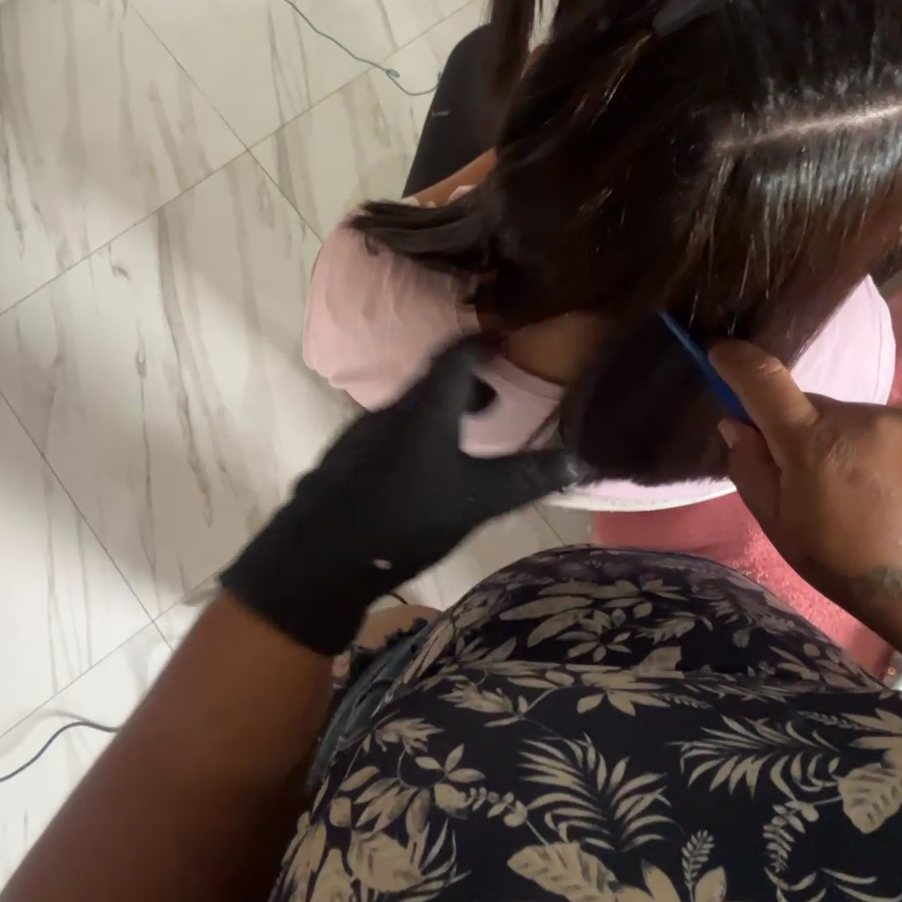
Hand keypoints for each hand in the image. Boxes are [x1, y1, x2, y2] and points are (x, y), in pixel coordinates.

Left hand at [222, 337, 586, 653]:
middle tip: (495, 401)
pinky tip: (420, 477)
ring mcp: (359, 437)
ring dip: (440, 416)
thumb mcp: (477, 500)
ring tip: (465, 442)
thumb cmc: (405, 518)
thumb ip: (527, 477)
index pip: (457, 353)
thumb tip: (585, 458)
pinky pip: (387, 436)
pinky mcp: (343, 464)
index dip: (484, 342)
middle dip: (467, 386)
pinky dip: (414, 440)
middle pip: (432, 383)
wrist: (316, 559)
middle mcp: (388, 411)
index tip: (507, 342)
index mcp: (424, 407)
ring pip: (408, 412)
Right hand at [708, 341, 901, 644]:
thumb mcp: (782, 528)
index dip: (735, 360)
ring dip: (845, 445)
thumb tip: (736, 425)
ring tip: (868, 497)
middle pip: (810, 409)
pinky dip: (884, 453)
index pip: (763, 379)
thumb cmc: (853, 567)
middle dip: (800, 433)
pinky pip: (892, 432)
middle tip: (812, 483)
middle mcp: (858, 416)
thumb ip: (749, 469)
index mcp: (811, 442)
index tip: (720, 353)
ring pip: (853, 422)